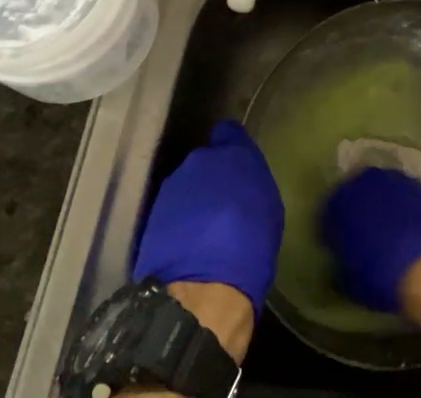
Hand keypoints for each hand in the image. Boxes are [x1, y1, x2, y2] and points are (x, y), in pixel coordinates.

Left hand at [133, 122, 284, 309]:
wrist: (204, 287)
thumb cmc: (252, 246)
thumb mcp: (269, 209)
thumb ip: (252, 184)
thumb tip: (241, 182)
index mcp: (235, 155)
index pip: (230, 133)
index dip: (232, 146)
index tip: (237, 164)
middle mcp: (200, 160)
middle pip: (207, 159)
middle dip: (213, 175)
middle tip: (223, 200)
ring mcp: (172, 185)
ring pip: (187, 183)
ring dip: (194, 197)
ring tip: (204, 225)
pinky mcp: (152, 212)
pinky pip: (171, 207)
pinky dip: (178, 218)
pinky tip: (187, 240)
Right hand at [321, 167, 420, 313]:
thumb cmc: (381, 276)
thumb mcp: (351, 283)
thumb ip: (342, 268)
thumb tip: (342, 268)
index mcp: (339, 202)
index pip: (329, 210)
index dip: (334, 229)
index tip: (338, 245)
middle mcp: (365, 182)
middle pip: (356, 192)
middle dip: (358, 210)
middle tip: (362, 234)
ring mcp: (396, 180)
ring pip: (382, 190)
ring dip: (383, 205)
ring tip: (388, 230)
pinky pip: (405, 195)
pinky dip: (404, 208)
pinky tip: (409, 227)